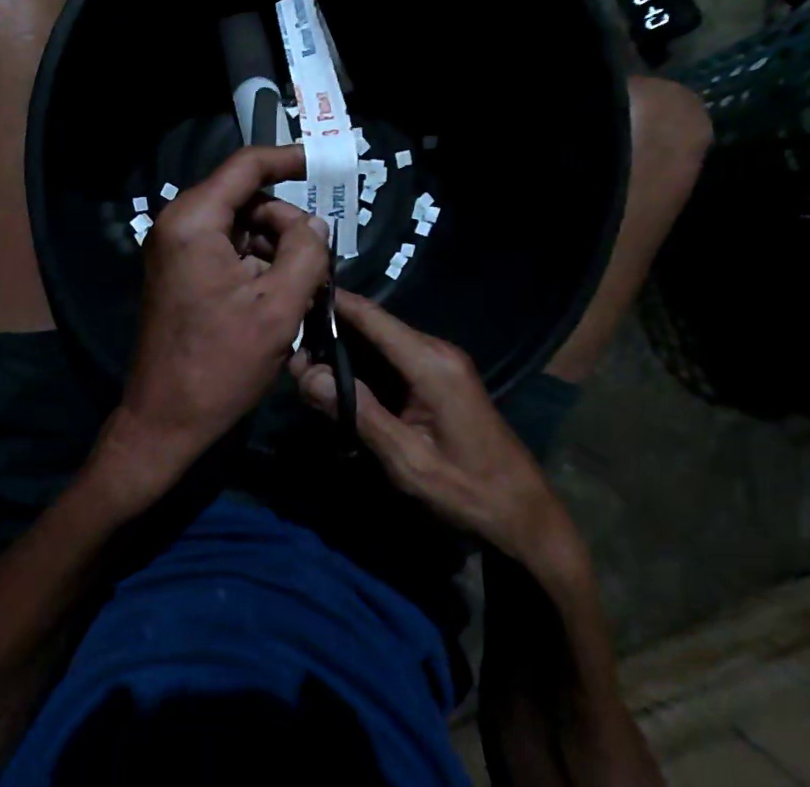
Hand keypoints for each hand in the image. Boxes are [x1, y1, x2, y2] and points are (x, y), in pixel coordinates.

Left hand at [89, 146, 331, 512]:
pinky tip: (277, 299)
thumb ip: (306, 252)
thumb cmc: (221, 362)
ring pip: (239, 229)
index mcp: (193, 221)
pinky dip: (255, 266)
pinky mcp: (178, 275)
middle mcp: (176, 226)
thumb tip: (315, 223)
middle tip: (320, 262)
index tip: (323, 163)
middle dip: (286, 224)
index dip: (288, 159)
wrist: (166, 416)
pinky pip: (225, 253)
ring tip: (303, 289)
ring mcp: (173, 252)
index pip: (246, 167)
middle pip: (245, 200)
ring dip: (275, 250)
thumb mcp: (279, 305)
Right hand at [290, 291, 587, 580]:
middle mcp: (436, 352)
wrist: (522, 515)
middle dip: (328, 333)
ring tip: (300, 366)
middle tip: (287, 351)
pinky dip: (360, 366)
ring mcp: (439, 365)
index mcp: (431, 364)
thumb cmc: (467, 490)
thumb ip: (356, 412)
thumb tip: (306, 373)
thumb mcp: (406, 458)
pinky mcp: (437, 380)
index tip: (293, 294)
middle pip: (371, 327)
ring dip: (341, 352)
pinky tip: (333, 382)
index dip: (332, 302)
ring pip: (378, 343)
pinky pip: (390, 360)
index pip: (371, 317)